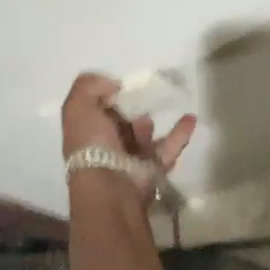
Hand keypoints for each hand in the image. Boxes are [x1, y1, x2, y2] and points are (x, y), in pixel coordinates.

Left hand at [60, 73, 196, 200]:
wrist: (111, 185)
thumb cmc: (91, 144)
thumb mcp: (77, 107)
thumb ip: (89, 87)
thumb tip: (113, 84)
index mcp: (87, 134)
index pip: (96, 113)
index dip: (105, 98)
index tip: (118, 86)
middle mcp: (107, 147)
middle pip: (120, 125)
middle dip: (127, 112)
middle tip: (137, 99)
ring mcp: (132, 159)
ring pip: (144, 138)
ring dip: (149, 125)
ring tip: (155, 113)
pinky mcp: (154, 168)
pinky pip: (170, 146)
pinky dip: (181, 132)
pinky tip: (191, 117)